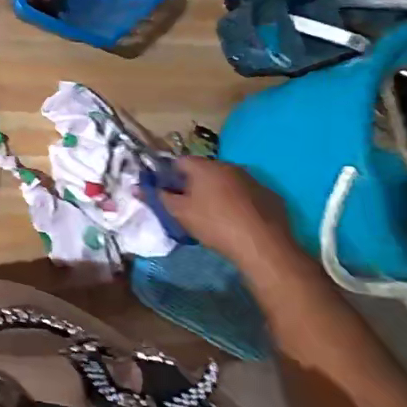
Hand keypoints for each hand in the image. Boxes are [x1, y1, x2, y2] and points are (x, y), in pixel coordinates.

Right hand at [158, 157, 298, 266]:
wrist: (263, 245)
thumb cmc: (214, 224)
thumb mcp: (178, 213)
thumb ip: (157, 197)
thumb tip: (137, 186)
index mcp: (204, 167)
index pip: (178, 161)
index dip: (169, 175)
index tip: (167, 193)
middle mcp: (228, 165)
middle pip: (204, 170)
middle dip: (193, 183)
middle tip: (188, 206)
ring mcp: (252, 179)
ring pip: (226, 181)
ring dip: (217, 192)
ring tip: (213, 215)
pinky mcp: (269, 195)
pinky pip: (246, 193)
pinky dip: (238, 202)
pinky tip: (237, 220)